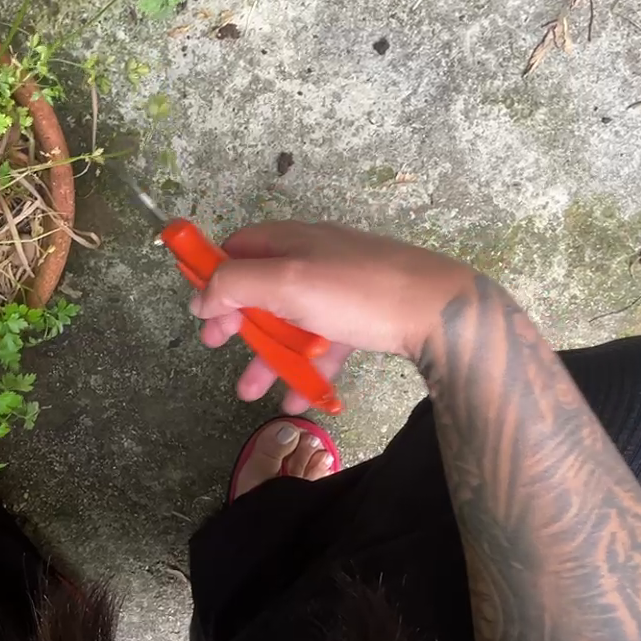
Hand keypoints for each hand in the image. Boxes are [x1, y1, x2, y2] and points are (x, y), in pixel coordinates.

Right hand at [188, 222, 478, 410]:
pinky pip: (322, 343)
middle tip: (218, 346)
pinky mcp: (361, 317)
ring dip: (267, 355)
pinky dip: (306, 369)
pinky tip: (298, 400)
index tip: (200, 309)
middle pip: (259, 289)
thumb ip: (234, 284)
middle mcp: (311, 259)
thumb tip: (201, 296)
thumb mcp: (285, 282)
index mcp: (290, 241)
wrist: (440, 313)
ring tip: (249, 392)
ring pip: (290, 321)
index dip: (213, 275)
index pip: (237, 248)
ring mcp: (338, 289)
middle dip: (237, 322)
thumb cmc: (355, 292)